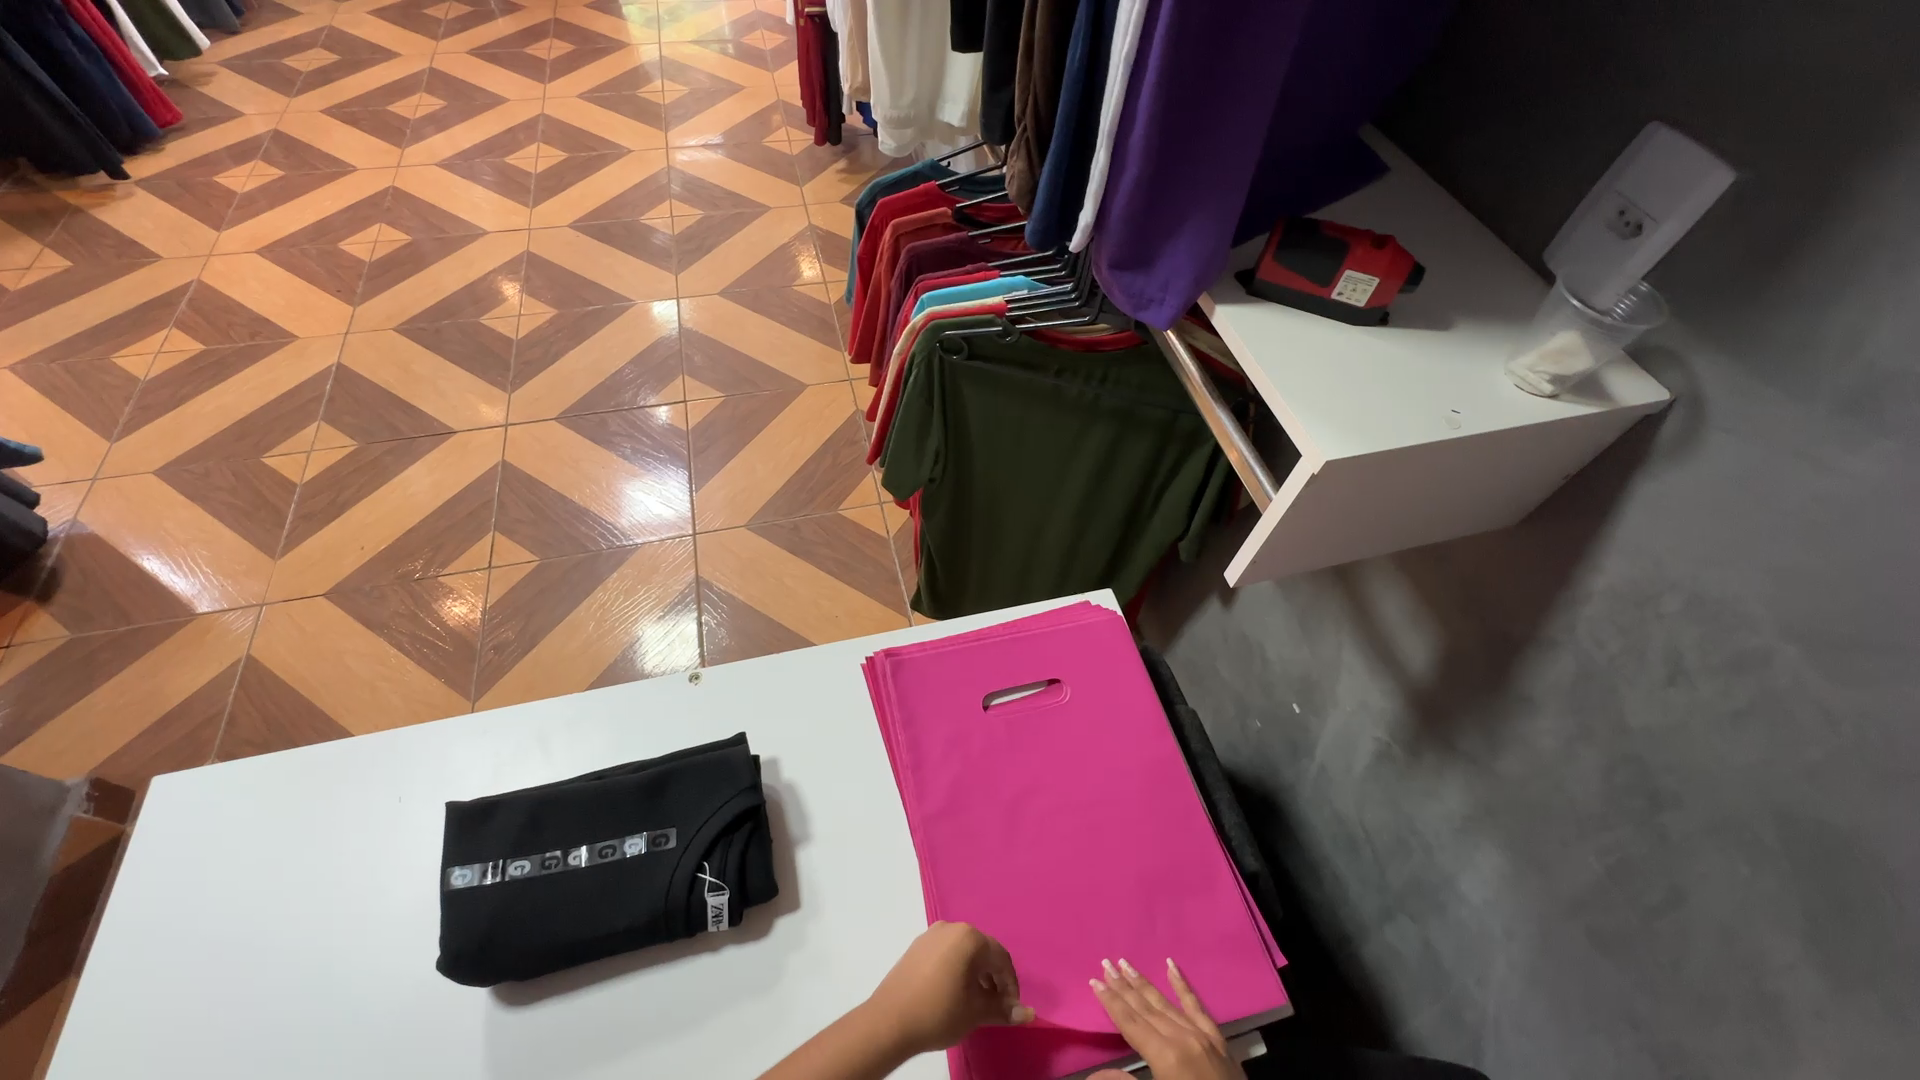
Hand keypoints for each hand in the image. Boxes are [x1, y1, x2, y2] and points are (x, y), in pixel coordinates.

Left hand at [863, 922, 1034, 1055]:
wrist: (889, 1021)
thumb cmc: (939, 1013)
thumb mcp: (976, 1012)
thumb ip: (1003, 1010)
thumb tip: (1028, 1014)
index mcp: (969, 938)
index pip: (1001, 959)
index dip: (1010, 985)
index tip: (1011, 1009)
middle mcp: (951, 928)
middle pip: (983, 952)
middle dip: (993, 978)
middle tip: (995, 1006)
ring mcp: (931, 934)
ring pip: (963, 952)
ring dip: (975, 974)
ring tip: (975, 1001)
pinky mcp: (916, 946)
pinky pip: (946, 953)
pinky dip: (956, 969)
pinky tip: (953, 992)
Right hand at [1089, 958, 1244, 1079]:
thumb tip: (1094, 1074)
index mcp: (1164, 1055)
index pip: (1130, 1022)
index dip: (1111, 1002)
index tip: (1094, 980)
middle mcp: (1182, 1037)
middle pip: (1145, 1007)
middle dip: (1123, 985)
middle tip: (1106, 963)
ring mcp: (1201, 1035)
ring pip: (1166, 1003)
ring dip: (1143, 983)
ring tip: (1125, 964)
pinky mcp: (1217, 1039)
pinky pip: (1197, 1006)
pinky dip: (1182, 985)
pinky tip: (1171, 966)